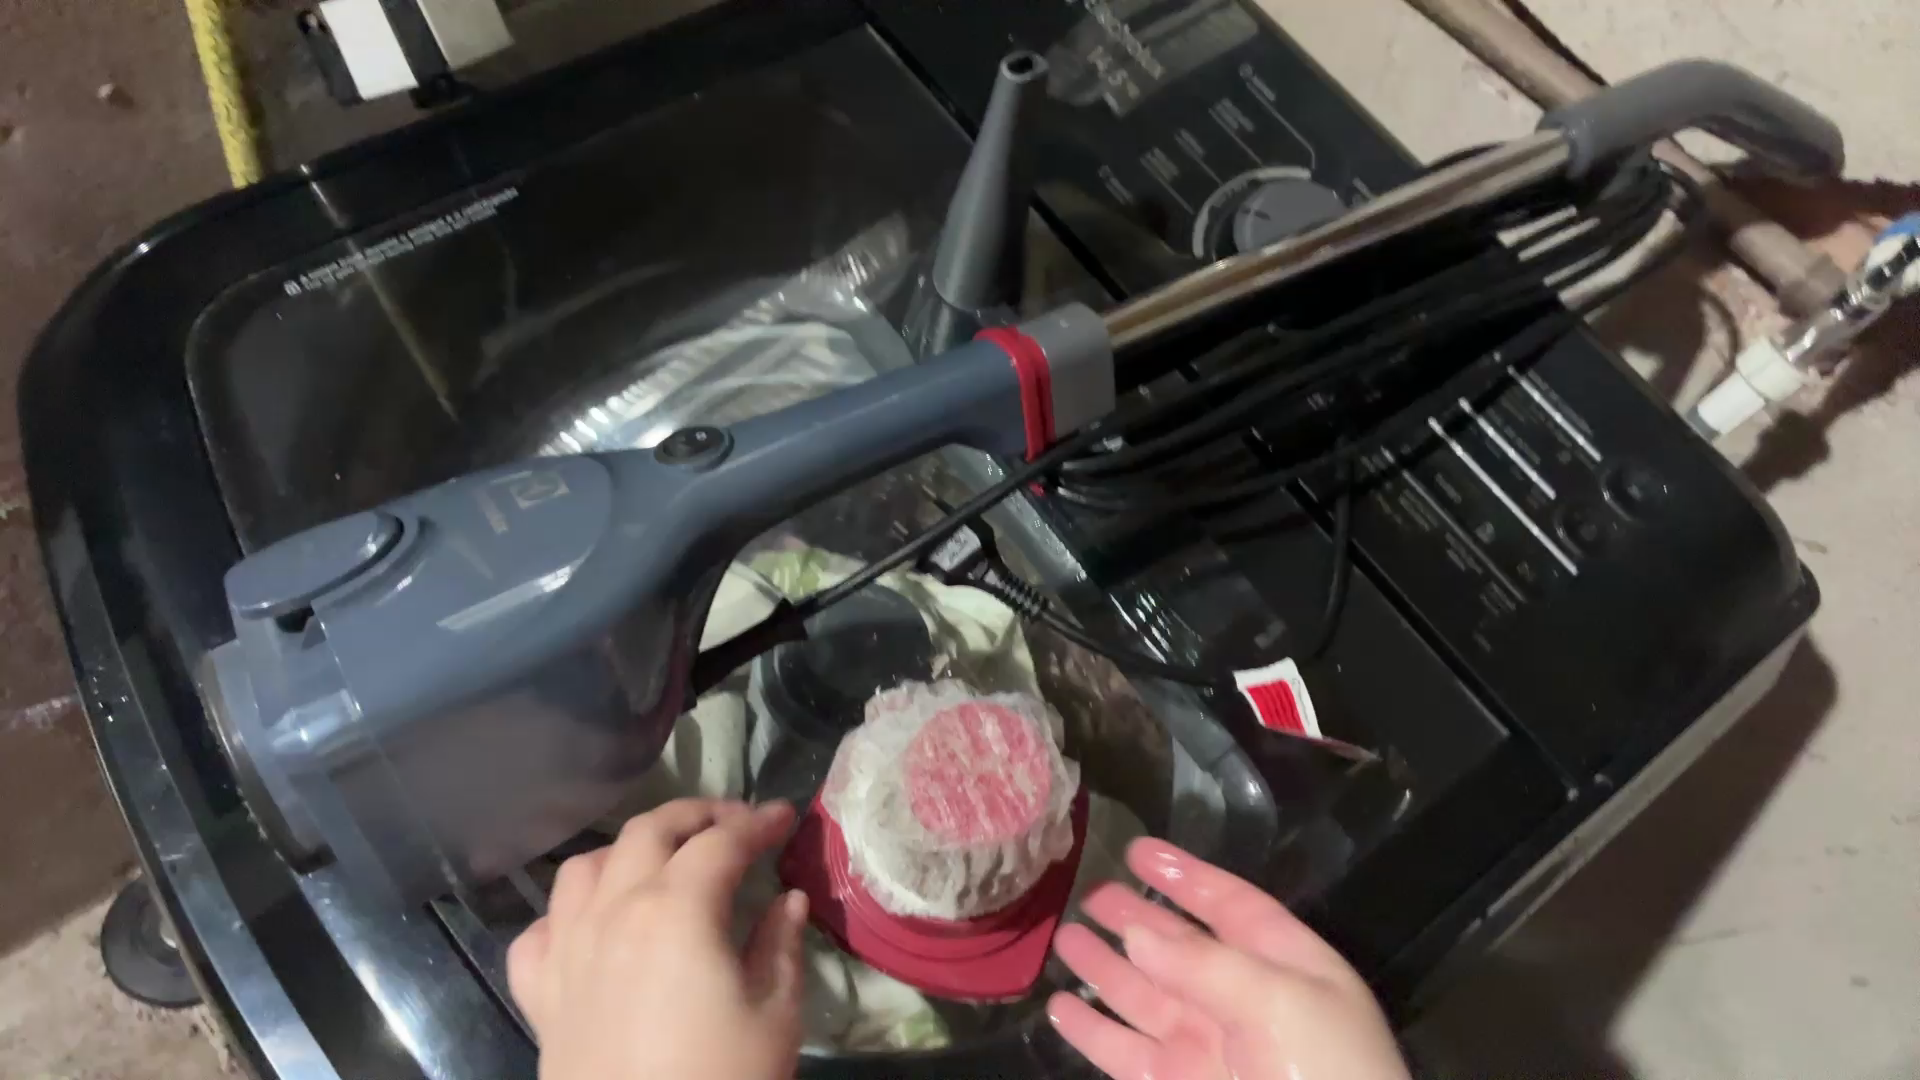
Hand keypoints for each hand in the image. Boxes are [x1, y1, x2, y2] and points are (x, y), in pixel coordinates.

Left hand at [508, 798, 808, 1079]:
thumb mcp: (774, 1013)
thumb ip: (781, 943)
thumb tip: (787, 900)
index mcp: (677, 910)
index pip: (723, 841)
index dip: (759, 822)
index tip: (785, 816)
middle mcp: (614, 914)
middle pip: (650, 830)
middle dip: (698, 814)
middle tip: (736, 825)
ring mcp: (569, 954)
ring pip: (585, 867)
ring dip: (629, 850)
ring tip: (665, 862)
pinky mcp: (542, 999)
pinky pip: (539, 933)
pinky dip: (567, 914)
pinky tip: (596, 926)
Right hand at [1048, 838, 1409, 1079]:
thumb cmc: (1324, 1076)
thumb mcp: (1282, 1002)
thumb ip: (1205, 963)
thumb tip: (1136, 935)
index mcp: (1285, 968)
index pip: (1231, 906)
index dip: (1185, 875)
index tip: (1137, 851)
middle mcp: (1242, 1002)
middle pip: (1179, 947)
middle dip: (1136, 917)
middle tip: (1090, 893)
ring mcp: (1208, 1051)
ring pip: (1144, 996)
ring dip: (1103, 968)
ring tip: (1064, 938)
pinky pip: (1124, 1053)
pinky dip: (1091, 1032)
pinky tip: (1059, 1009)